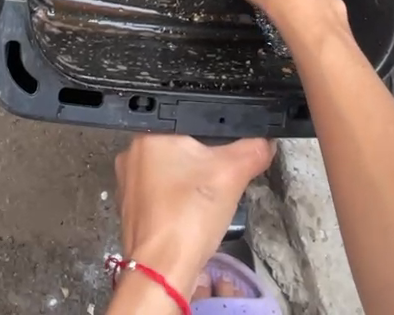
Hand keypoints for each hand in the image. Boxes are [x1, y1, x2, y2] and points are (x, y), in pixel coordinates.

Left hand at [114, 135, 273, 292]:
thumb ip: (252, 150)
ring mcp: (129, 184)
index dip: (212, 137)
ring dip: (190, 185)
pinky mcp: (132, 209)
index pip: (188, 122)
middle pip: (180, 149)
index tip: (222, 155)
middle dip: (202, 164)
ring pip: (171, 173)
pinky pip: (161, 196)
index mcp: (149, 134)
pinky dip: (177, 203)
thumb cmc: (188, 217)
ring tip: (203, 201)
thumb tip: (264, 142)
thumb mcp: (232, 174)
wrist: (163, 271)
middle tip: (214, 181)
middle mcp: (132, 154)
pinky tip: (190, 216)